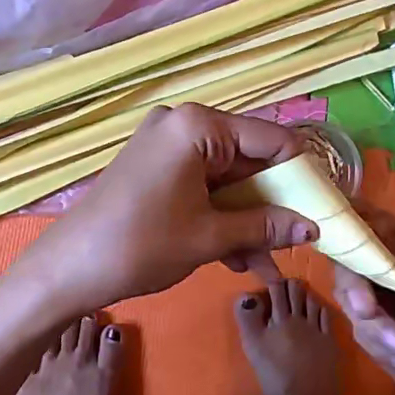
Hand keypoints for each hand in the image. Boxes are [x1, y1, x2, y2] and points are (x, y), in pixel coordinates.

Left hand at [5, 105, 318, 319]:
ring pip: (226, 181)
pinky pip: (202, 188)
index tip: (326, 206)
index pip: (271, 140)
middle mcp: (183, 125)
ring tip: (269, 267)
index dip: (302, 174)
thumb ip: (265, 226)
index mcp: (198, 126)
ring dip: (248, 221)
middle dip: (272, 206)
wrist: (68, 269)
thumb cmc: (142, 244)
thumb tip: (313, 228)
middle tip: (300, 241)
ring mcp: (166, 147)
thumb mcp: (210, 237)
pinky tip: (239, 260)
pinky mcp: (156, 169)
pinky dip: (220, 219)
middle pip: (249, 160)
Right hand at [333, 205, 394, 394]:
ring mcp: (388, 306)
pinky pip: (361, 330)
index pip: (374, 223)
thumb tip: (365, 215)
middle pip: (350, 261)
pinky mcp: (380, 337)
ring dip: (375, 326)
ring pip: (350, 298)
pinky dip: (381, 345)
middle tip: (368, 309)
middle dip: (356, 287)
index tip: (326, 230)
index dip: (349, 222)